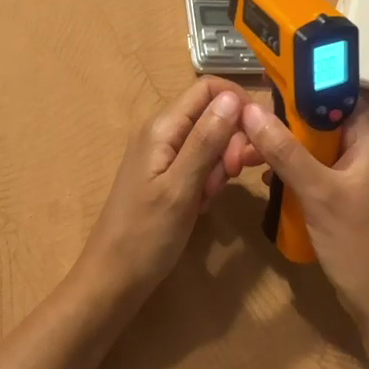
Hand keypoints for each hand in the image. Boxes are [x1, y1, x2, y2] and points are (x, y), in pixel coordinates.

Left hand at [72, 78, 244, 307]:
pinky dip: (209, 178)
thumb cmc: (146, 235)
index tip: (255, 138)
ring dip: (221, 162)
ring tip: (212, 195)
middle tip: (235, 174)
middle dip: (232, 138)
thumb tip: (232, 97)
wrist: (113, 280)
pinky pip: (198, 162)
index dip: (237, 104)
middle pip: (211, 113)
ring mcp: (162, 154)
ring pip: (208, 139)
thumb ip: (206, 140)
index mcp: (162, 126)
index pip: (208, 88)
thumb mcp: (181, 188)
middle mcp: (161, 131)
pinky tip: (204, 203)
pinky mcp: (166, 175)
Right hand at [239, 103, 368, 324]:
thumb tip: (249, 109)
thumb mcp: (318, 193)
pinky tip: (270, 183)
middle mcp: (367, 145)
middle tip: (244, 133)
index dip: (296, 86)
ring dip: (283, 150)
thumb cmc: (361, 244)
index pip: (331, 91)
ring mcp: (359, 172)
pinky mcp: (349, 195)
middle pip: (317, 119)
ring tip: (248, 159)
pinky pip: (316, 170)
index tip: (258, 87)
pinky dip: (294, 172)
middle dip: (281, 124)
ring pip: (313, 146)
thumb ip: (284, 150)